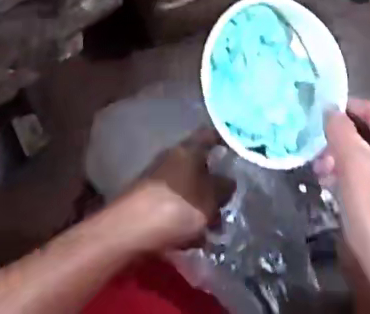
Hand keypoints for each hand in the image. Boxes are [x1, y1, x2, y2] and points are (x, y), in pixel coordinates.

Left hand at [108, 129, 234, 251]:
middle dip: (213, 182)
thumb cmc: (176, 207)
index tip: (239, 151)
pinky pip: (174, 202)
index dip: (226, 141)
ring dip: (199, 202)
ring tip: (213, 225)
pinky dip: (184, 215)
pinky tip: (192, 235)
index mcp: (189, 148)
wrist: (130, 230)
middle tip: (228, 199)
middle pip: (199, 163)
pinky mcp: (147, 198)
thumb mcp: (210, 200)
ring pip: (187, 185)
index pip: (211, 135)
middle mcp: (172, 155)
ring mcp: (158, 176)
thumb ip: (224, 188)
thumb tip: (229, 181)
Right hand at [318, 99, 369, 313]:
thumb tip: (329, 109)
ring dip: (337, 155)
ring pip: (361, 156)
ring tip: (318, 166)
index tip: (323, 109)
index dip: (350, 106)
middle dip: (340, 135)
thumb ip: (340, 129)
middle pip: (368, 134)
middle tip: (318, 142)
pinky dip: (341, 173)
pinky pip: (359, 176)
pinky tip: (324, 180)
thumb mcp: (354, 162)